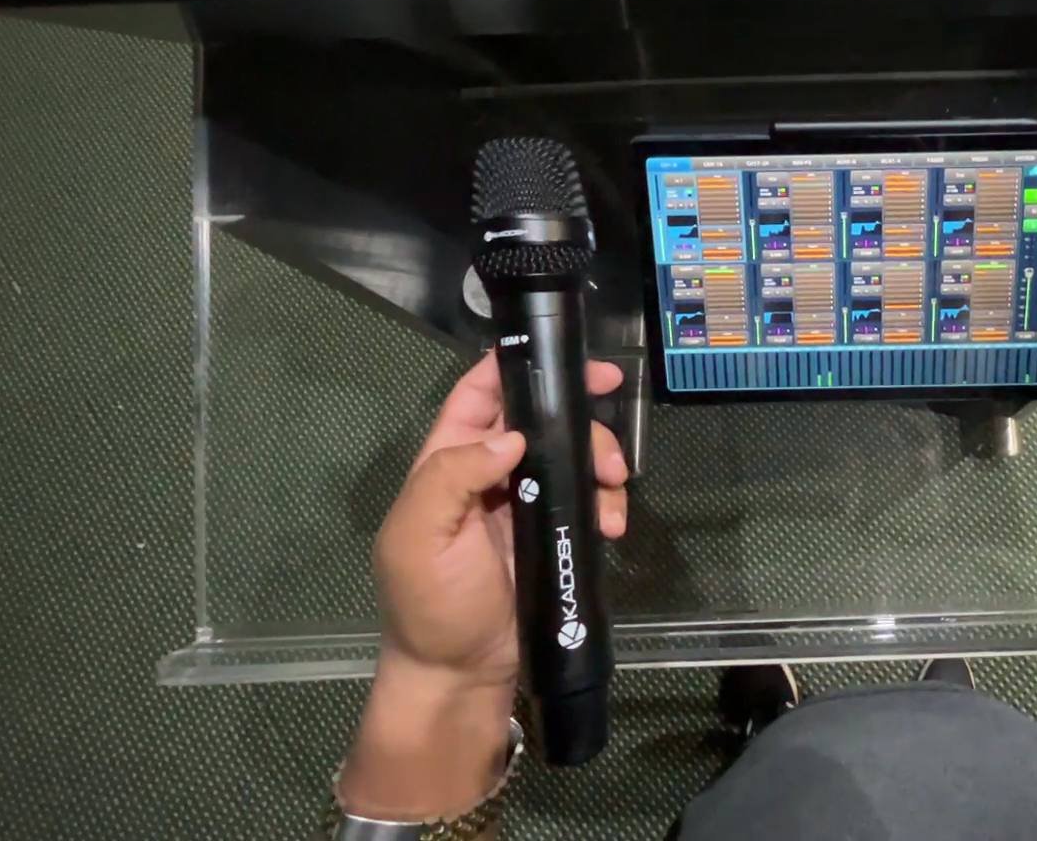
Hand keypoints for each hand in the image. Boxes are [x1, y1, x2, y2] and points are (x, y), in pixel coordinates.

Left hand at [339, 355, 630, 818]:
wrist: (464, 673)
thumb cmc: (433, 603)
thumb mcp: (420, 536)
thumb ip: (453, 476)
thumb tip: (514, 436)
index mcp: (451, 459)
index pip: (482, 392)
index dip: (520, 366)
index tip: (571, 362)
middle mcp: (491, 470)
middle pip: (544, 419)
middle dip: (583, 422)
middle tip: (611, 448)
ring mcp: (527, 499)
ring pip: (574, 454)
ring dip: (603, 462)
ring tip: (616, 490)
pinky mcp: (556, 528)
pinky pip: (589, 497)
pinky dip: (608, 501)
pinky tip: (613, 524)